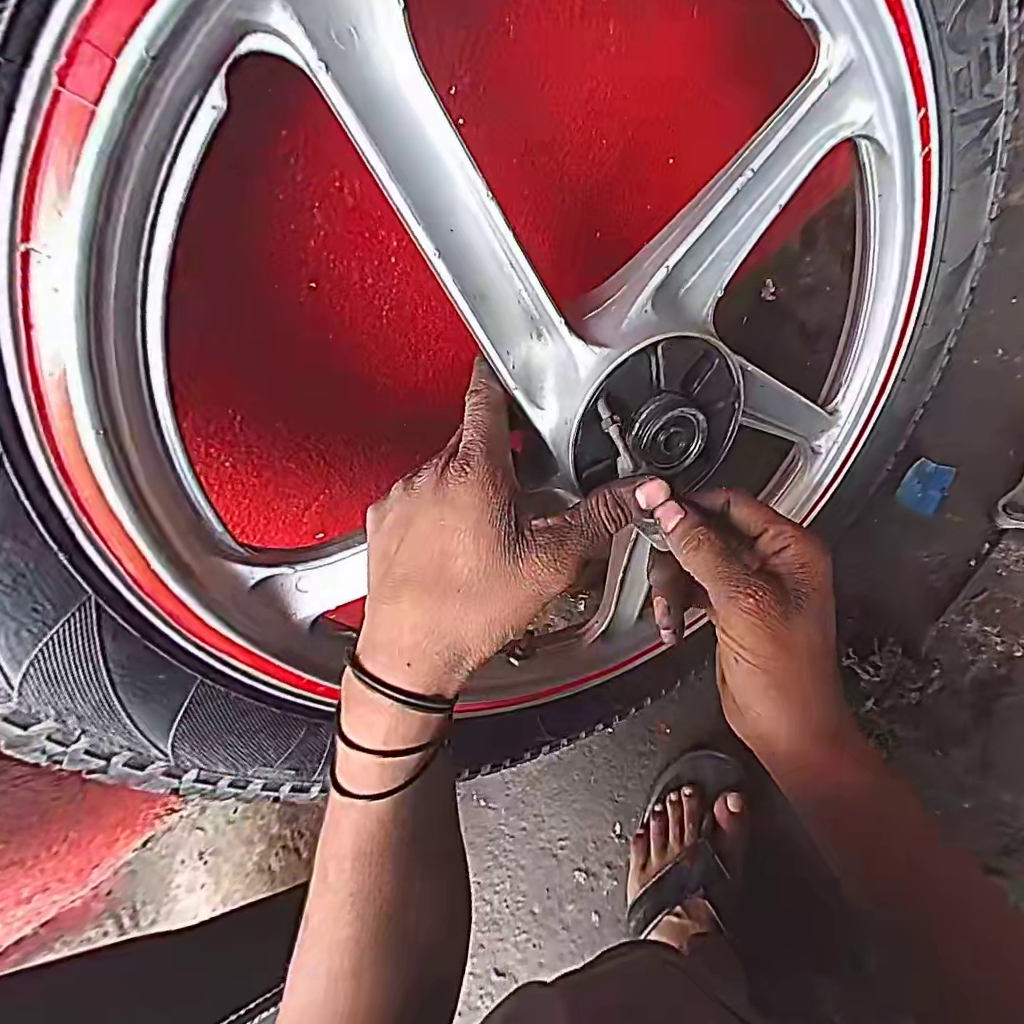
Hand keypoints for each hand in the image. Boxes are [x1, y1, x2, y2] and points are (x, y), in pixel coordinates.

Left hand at [356, 359, 635, 697]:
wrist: (411, 655)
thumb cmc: (472, 611)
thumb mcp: (552, 561)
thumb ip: (600, 516)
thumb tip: (640, 490)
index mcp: (473, 471)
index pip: (484, 395)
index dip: (499, 376)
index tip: (507, 368)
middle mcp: (430, 473)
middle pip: (472, 435)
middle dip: (501, 449)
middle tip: (526, 480)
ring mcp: (403, 495)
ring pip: (446, 466)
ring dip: (471, 480)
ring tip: (493, 523)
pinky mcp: (384, 518)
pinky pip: (419, 493)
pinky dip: (441, 504)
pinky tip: (459, 541)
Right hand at [637, 481, 858, 761]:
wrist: (788, 732)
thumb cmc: (788, 678)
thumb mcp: (743, 603)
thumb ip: (705, 552)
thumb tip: (674, 513)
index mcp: (791, 549)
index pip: (735, 505)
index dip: (694, 507)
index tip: (658, 513)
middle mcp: (773, 562)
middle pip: (710, 532)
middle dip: (679, 553)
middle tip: (661, 572)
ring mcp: (752, 587)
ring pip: (697, 561)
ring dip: (675, 583)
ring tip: (668, 610)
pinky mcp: (733, 610)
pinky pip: (696, 589)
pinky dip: (679, 602)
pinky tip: (672, 622)